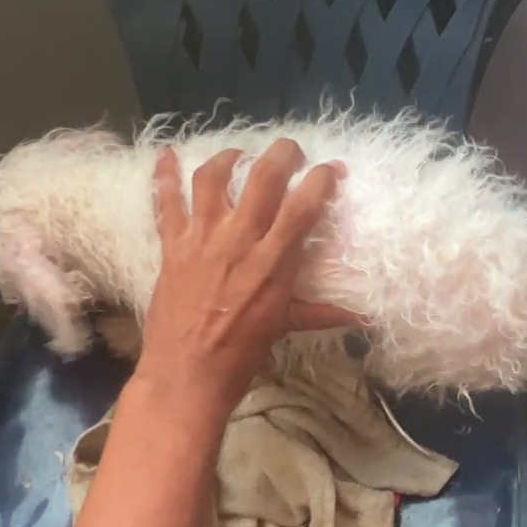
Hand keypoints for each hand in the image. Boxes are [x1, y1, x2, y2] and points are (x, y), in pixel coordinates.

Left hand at [136, 140, 352, 414]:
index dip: (321, 180)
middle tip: (291, 151)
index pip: (303, 206)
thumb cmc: (241, 354)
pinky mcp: (171, 246)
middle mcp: (239, 241)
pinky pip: (165, 202)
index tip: (333, 170)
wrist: (186, 374)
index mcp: (272, 262)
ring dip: (230, 158)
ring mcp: (201, 239)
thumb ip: (321, 311)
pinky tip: (166, 153)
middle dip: (282, 154)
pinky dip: (164, 174)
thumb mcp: (284, 327)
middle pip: (262, 178)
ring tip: (240, 155)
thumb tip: (361, 315)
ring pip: (213, 178)